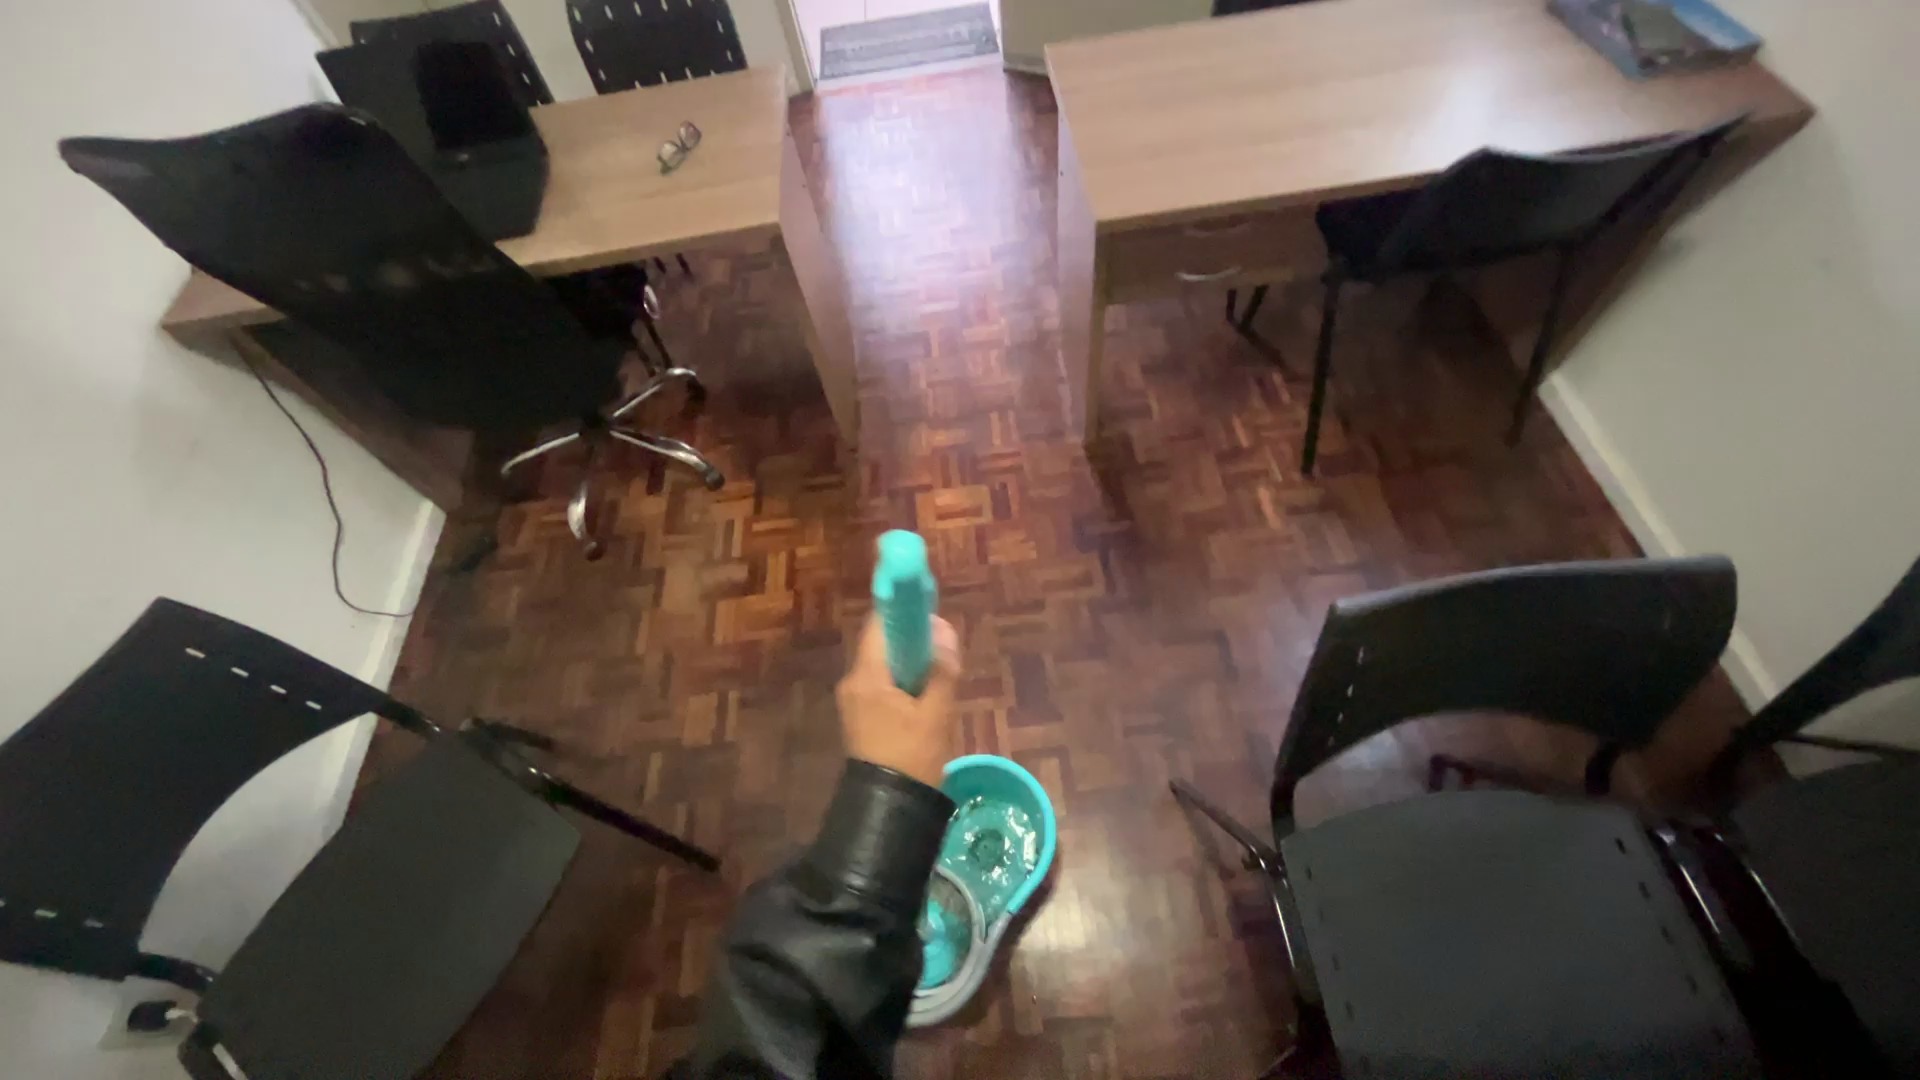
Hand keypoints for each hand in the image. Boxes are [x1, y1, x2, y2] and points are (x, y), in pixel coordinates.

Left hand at [835, 613, 961, 788]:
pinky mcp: (860, 716)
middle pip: (882, 644)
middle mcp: (853, 682)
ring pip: (883, 665)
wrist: (889, 811)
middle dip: (912, 640)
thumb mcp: (935, 714)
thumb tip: (943, 630)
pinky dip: (902, 682)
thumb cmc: (912, 759)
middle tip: (943, 649)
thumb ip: (940, 669)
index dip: (903, 611)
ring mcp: (853, 700)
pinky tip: (925, 696)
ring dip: (910, 663)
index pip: (880, 625)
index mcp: (866, 677)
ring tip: (939, 675)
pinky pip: (881, 684)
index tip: (928, 609)